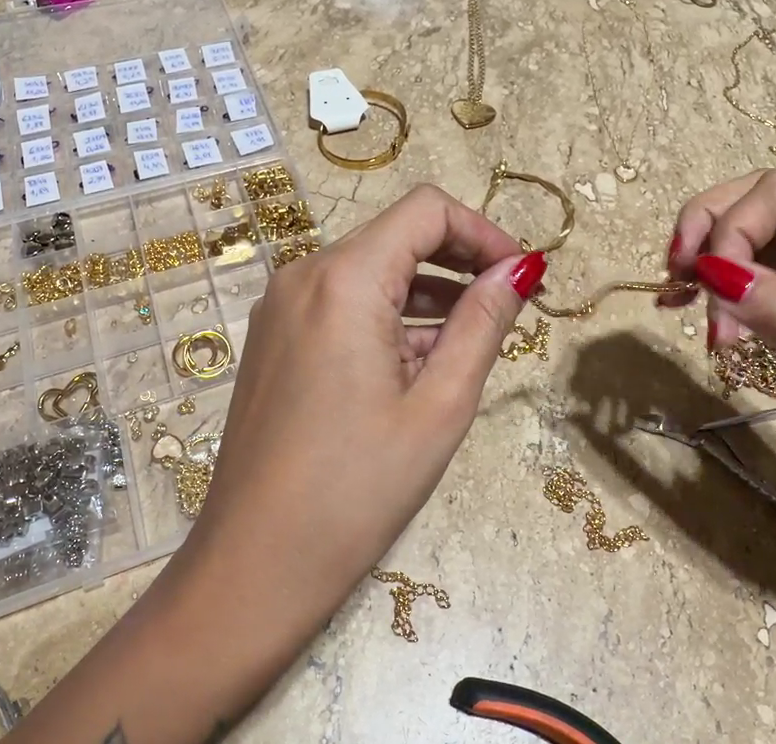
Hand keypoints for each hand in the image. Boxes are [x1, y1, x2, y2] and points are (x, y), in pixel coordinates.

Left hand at [9, 186, 543, 743]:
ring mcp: (279, 309)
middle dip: (458, 264)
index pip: (425, 210)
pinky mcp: (272, 341)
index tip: (522, 275)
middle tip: (509, 309)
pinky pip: (340, 306)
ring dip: (426, 296)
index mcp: (342, 279)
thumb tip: (520, 267)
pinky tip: (418, 367)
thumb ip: (483, 323)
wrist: (254, 565)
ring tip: (471, 348)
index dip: (482, 231)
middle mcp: (302, 276)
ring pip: (369, 274)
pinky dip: (387, 320)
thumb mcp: (439, 405)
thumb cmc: (357, 490)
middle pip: (395, 237)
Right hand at [661, 170, 775, 548]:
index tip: (698, 282)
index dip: (731, 224)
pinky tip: (715, 334)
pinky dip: (736, 307)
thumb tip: (712, 270)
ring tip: (685, 317)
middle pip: (768, 211)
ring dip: (717, 272)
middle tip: (673, 287)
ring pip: (765, 255)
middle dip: (710, 235)